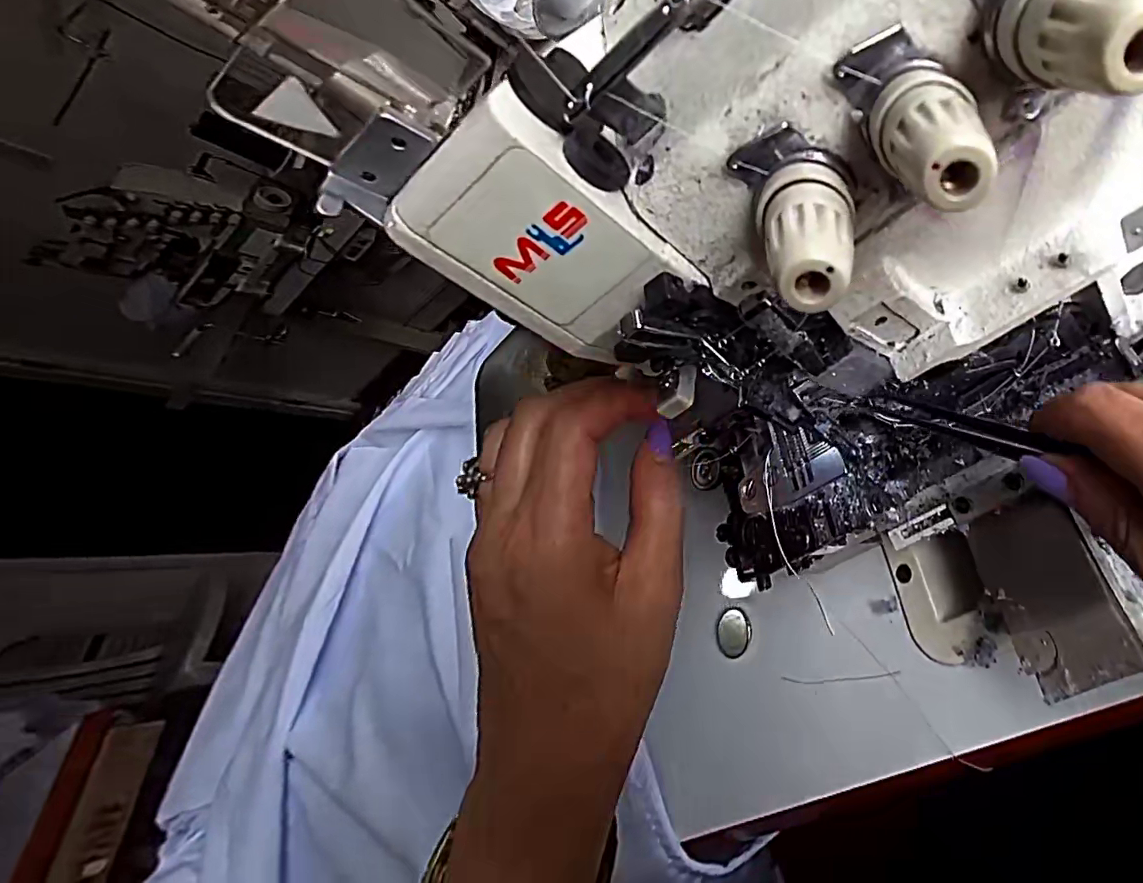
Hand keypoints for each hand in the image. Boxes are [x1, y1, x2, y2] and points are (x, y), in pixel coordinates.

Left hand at [452, 378, 681, 882]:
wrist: (551, 748)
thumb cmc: (610, 677)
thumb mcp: (656, 584)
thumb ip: (657, 500)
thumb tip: (654, 442)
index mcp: (546, 537)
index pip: (568, 429)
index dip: (614, 399)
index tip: (652, 400)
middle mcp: (501, 532)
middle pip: (527, 421)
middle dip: (585, 394)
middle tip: (636, 399)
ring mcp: (484, 544)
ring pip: (503, 441)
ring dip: (556, 414)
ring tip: (609, 417)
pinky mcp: (485, 557)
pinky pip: (499, 474)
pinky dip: (539, 444)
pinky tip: (580, 456)